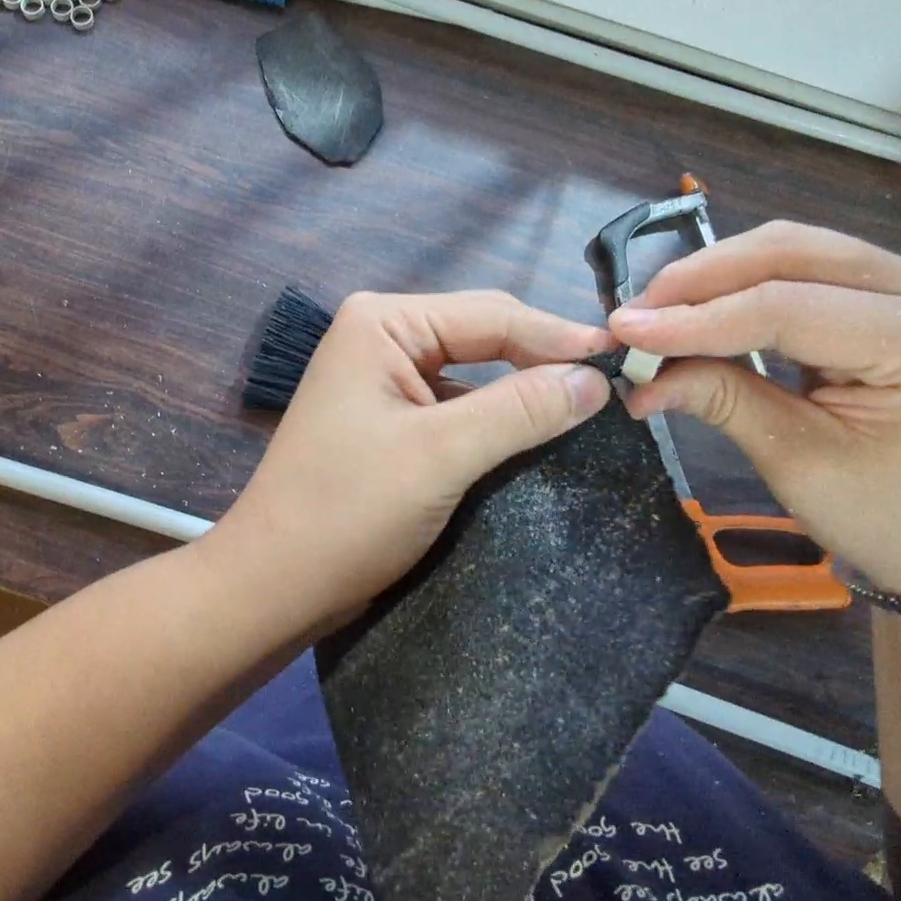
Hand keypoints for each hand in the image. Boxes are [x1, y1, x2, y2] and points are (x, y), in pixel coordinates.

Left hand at [211, 290, 613, 629]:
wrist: (273, 585)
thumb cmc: (347, 513)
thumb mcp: (440, 456)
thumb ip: (520, 410)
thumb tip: (596, 379)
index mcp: (382, 324)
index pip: (491, 314)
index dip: (560, 337)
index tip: (627, 362)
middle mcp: (380, 339)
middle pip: (483, 337)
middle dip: (543, 361)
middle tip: (614, 388)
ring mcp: (381, 382)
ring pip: (473, 375)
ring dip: (523, 393)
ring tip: (588, 410)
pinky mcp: (387, 423)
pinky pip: (455, 409)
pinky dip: (495, 421)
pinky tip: (535, 437)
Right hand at [610, 221, 900, 596]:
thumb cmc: (885, 515)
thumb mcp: (796, 461)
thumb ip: (721, 400)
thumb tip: (639, 377)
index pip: (788, 307)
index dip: (697, 319)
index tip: (623, 331)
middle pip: (791, 253)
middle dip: (699, 280)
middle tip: (632, 315)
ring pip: (792, 249)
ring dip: (714, 276)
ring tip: (654, 312)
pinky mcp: (891, 289)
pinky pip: (803, 267)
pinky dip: (740, 284)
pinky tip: (696, 307)